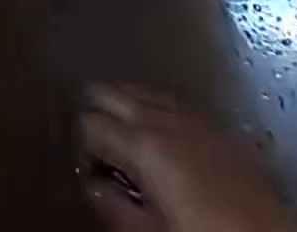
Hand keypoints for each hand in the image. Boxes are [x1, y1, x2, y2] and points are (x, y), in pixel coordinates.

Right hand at [78, 84, 296, 231]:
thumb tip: (95, 186)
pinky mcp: (214, 125)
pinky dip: (153, 110)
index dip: (82, 148)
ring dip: (124, 108)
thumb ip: (115, 208)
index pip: (89, 122)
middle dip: (97, 114)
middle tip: (102, 155)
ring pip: (139, 88)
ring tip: (128, 146)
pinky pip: (169, 101)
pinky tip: (160, 141)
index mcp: (144, 144)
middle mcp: (164, 117)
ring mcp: (192, 116)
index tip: (92, 175)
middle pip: (109, 90)